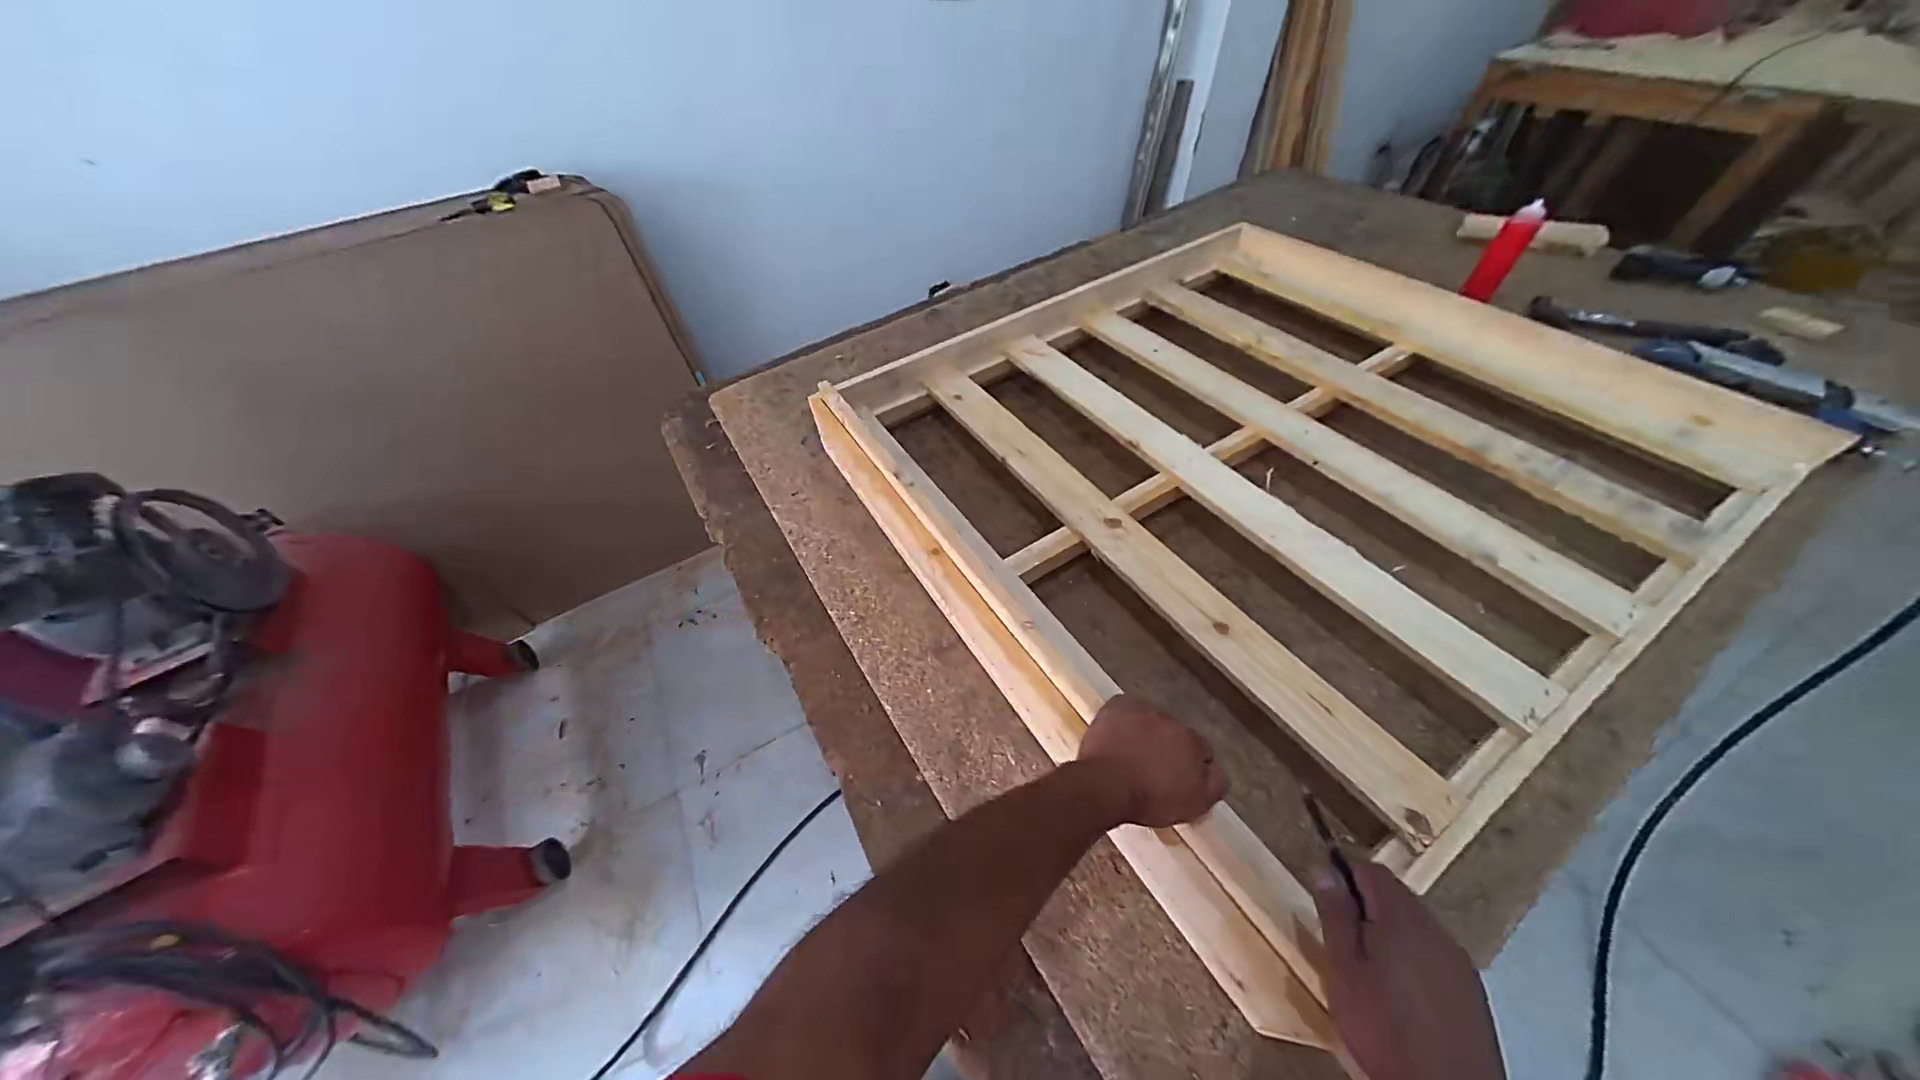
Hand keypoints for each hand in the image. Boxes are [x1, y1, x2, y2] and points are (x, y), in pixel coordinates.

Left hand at [1075, 694, 1226, 827]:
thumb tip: (1218, 772)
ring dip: (1145, 733)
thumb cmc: (1147, 798)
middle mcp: (1172, 722)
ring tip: (1131, 755)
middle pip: (1175, 733)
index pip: (1202, 749)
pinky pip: (1125, 708)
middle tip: (1152, 768)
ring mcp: (1144, 712)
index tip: (1177, 776)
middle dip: (1167, 748)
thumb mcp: (1195, 804)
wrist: (1106, 785)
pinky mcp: (1119, 706)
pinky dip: (1123, 719)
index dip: (1190, 764)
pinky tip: (1116, 736)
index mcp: (1194, 743)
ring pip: (1150, 720)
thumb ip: (1216, 783)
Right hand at [1313, 860, 1506, 1079]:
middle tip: (1339, 936)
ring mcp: (1459, 961)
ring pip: (1414, 924)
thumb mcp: (1343, 970)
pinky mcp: (1471, 990)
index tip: (1323, 894)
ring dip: (1387, 930)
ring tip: (1364, 966)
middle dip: (1364, 903)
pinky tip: (1397, 990)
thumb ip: (1335, 916)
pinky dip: (1410, 956)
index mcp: (1402, 918)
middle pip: (1395, 894)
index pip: (1370, 869)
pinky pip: (1432, 952)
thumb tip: (1326, 871)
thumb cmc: (1383, 1029)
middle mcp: (1436, 930)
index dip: (1342, 872)